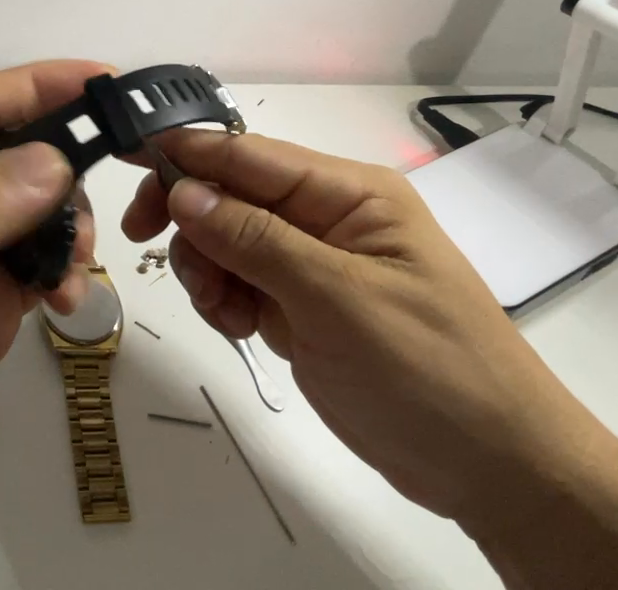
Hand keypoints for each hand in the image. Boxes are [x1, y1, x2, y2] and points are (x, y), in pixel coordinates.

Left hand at [0, 61, 105, 588]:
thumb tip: (50, 159)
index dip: (38, 84)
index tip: (105, 83)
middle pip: (14, 157)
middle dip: (67, 158)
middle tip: (113, 188)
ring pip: (33, 213)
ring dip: (69, 223)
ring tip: (78, 263)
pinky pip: (37, 269)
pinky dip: (64, 272)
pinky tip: (69, 302)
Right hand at [120, 128, 592, 521]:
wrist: (494, 468)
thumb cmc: (431, 371)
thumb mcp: (339, 298)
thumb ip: (255, 240)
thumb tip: (183, 192)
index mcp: (348, 194)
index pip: (248, 153)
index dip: (185, 150)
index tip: (123, 152)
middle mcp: (326, 218)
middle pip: (229, 194)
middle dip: (189, 218)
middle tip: (145, 242)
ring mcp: (312, 264)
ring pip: (225, 239)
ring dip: (206, 268)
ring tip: (224, 311)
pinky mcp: (302, 305)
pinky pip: (238, 282)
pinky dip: (223, 299)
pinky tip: (238, 327)